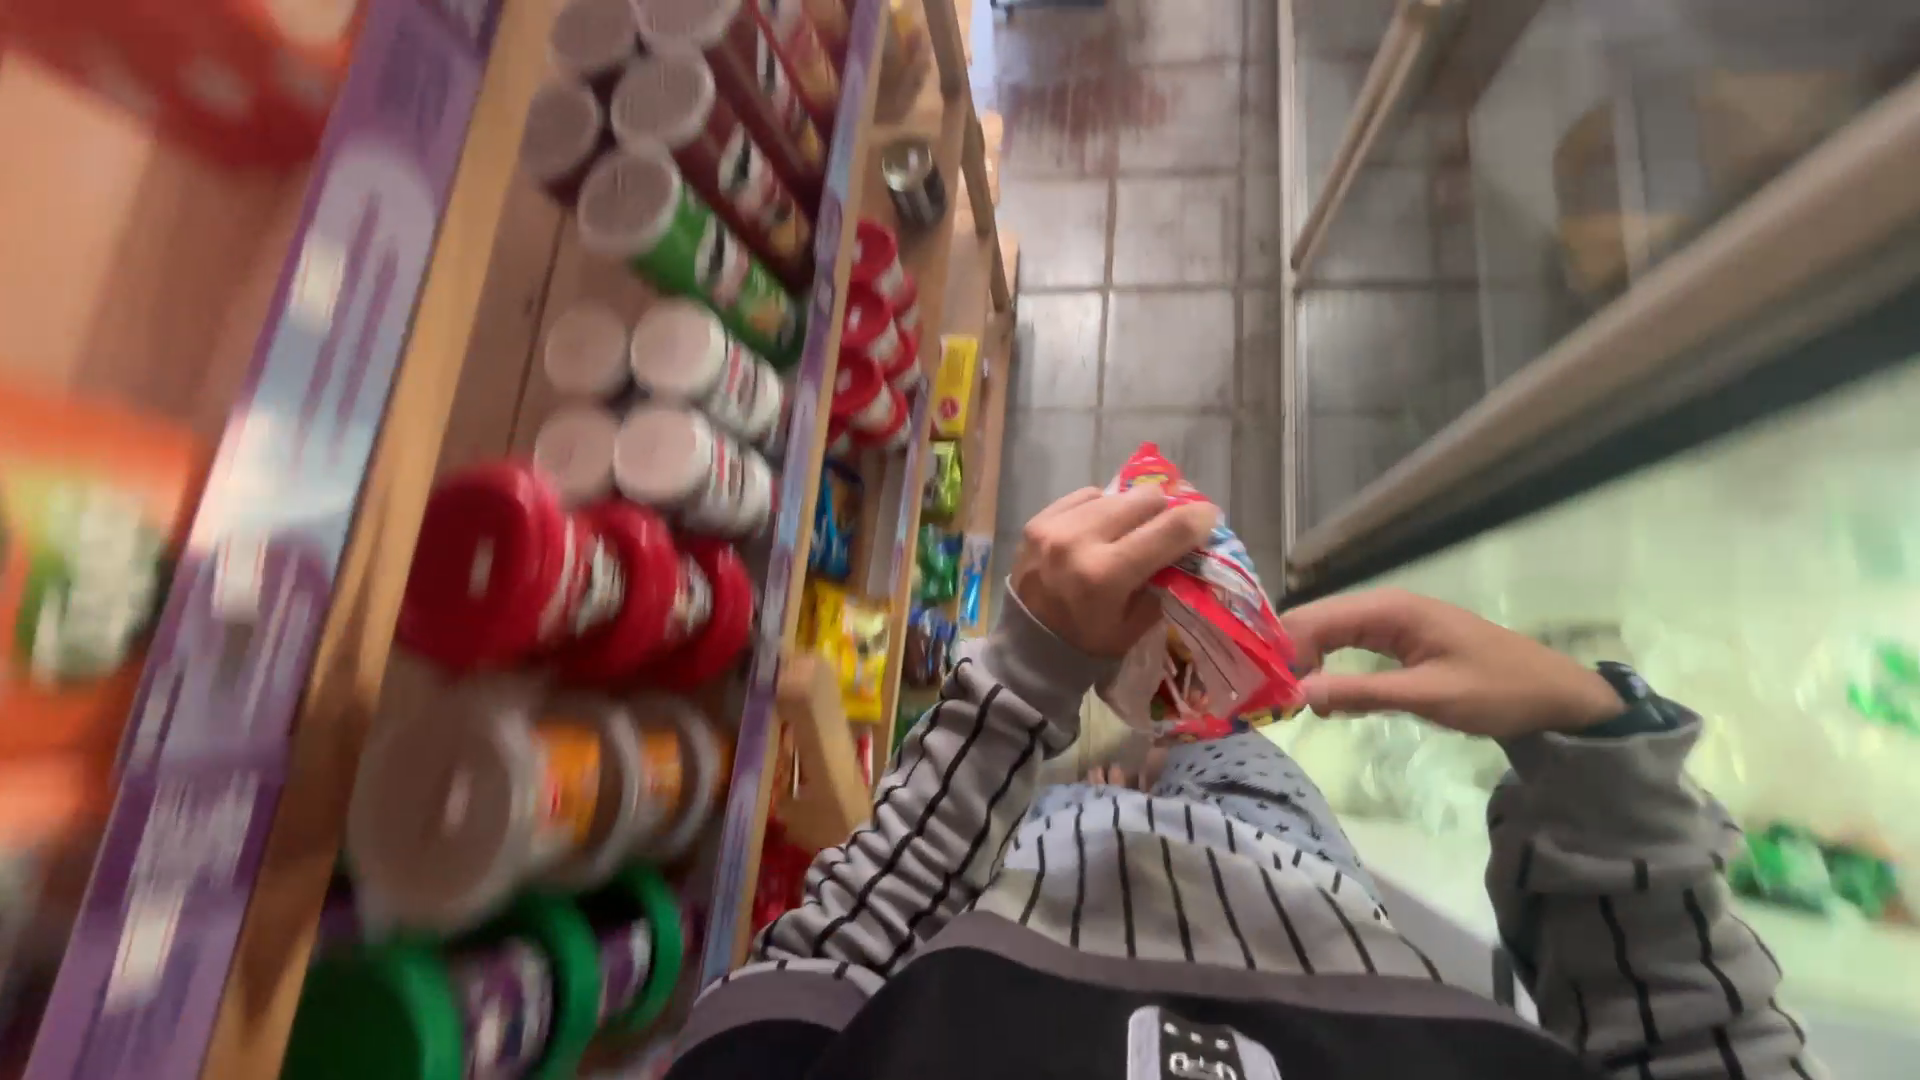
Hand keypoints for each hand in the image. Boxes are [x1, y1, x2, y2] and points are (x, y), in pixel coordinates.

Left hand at [1012, 486, 1216, 656]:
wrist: (1027, 646)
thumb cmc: (1088, 643)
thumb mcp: (1136, 626)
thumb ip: (1164, 583)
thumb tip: (1189, 545)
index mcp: (1105, 576)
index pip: (1167, 531)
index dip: (1197, 519)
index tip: (1209, 516)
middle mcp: (1078, 543)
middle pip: (1142, 500)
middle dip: (1164, 511)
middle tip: (1169, 524)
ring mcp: (1054, 528)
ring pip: (1114, 495)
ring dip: (1132, 509)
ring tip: (1134, 527)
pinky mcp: (1038, 521)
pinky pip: (1084, 497)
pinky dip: (1101, 507)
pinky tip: (1103, 525)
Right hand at [1281, 588, 1622, 737]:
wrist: (1560, 698)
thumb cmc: (1498, 691)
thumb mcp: (1429, 696)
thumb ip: (1360, 693)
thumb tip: (1296, 694)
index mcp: (1388, 609)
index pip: (1314, 618)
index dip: (1281, 646)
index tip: (1260, 683)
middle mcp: (1381, 606)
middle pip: (1313, 622)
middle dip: (1284, 652)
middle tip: (1263, 693)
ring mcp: (1387, 621)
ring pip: (1325, 633)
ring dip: (1301, 660)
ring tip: (1282, 695)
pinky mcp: (1394, 639)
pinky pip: (1344, 645)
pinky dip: (1323, 664)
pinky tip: (1313, 689)